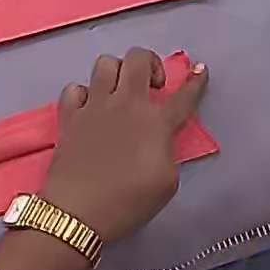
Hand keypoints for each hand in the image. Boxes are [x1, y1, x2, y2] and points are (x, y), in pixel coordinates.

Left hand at [38, 48, 208, 243]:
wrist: (78, 211)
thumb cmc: (128, 202)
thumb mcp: (167, 183)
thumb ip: (168, 153)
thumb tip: (160, 140)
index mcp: (156, 123)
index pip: (183, 96)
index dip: (196, 82)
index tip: (200, 71)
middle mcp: (126, 104)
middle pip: (139, 58)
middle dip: (150, 64)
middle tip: (152, 87)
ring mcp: (94, 107)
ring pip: (105, 63)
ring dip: (116, 73)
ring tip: (118, 93)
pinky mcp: (69, 117)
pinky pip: (74, 89)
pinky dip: (82, 94)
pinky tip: (88, 109)